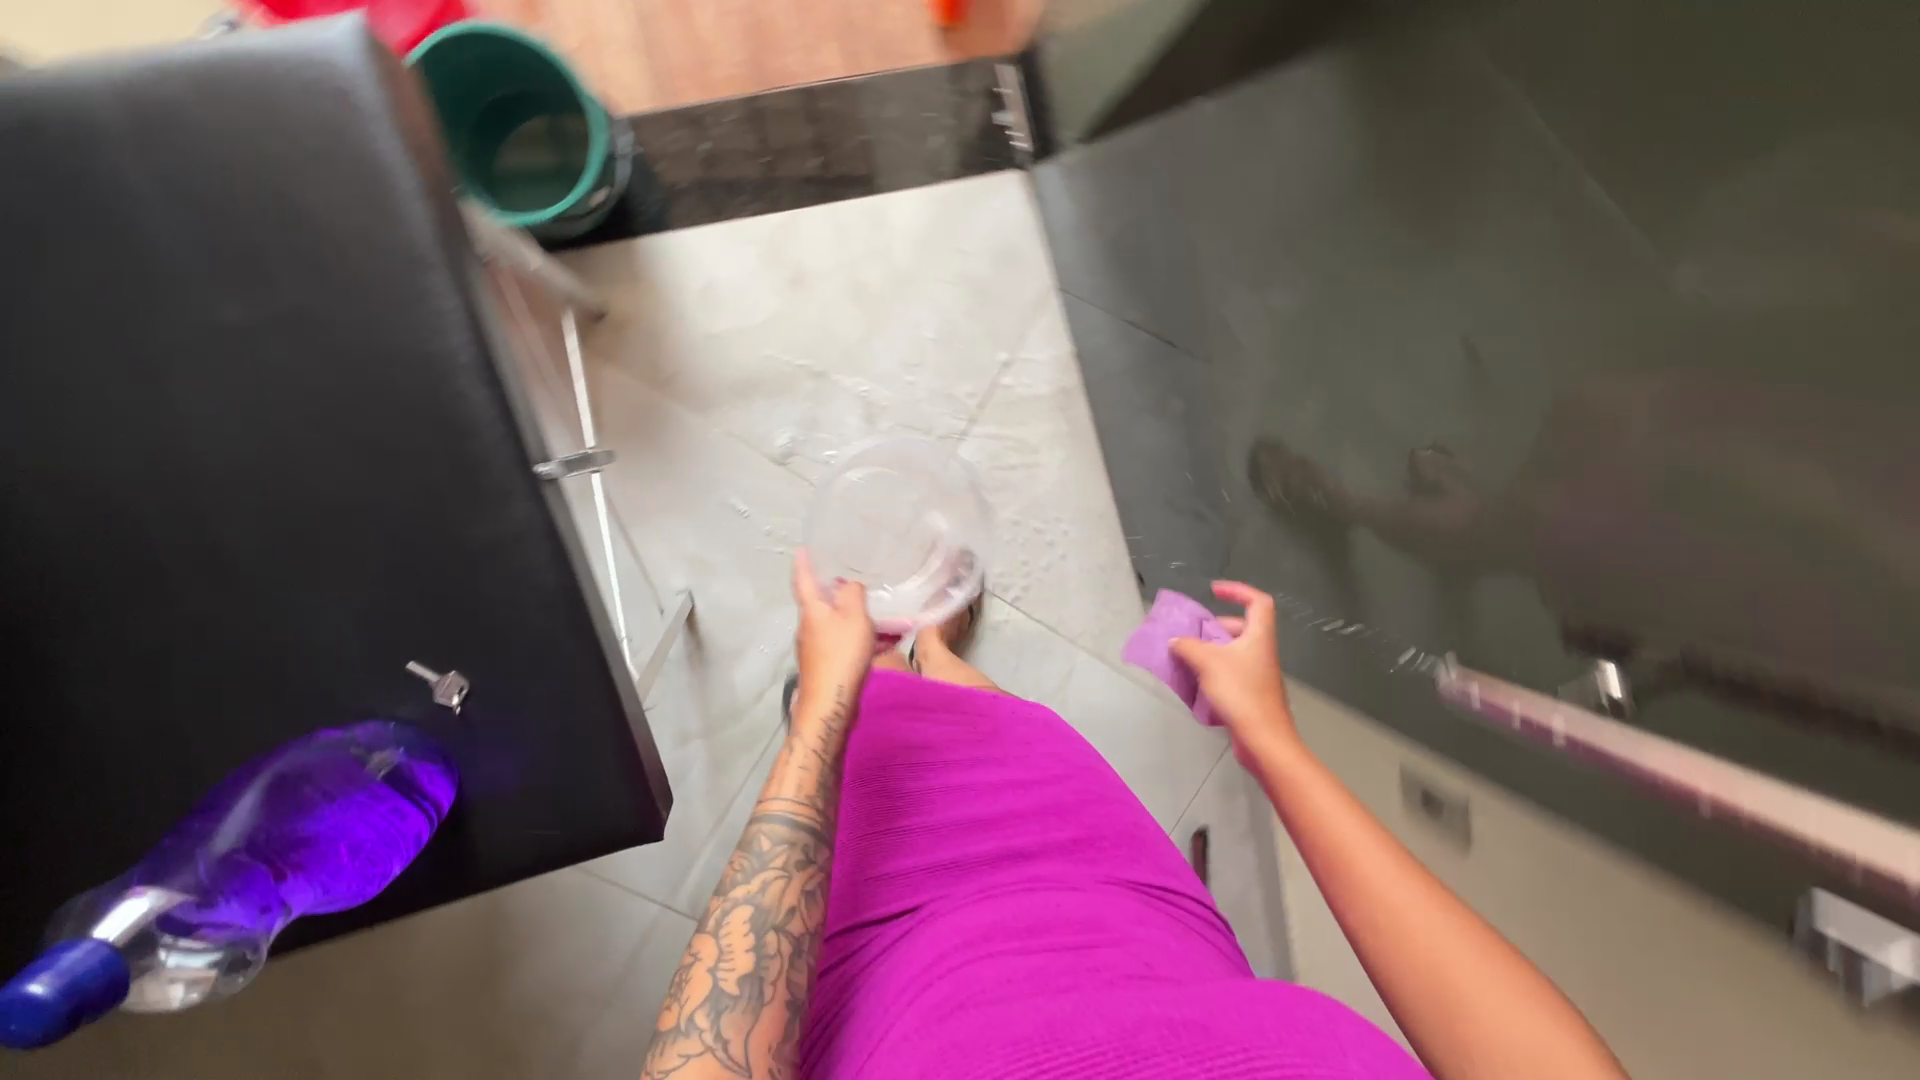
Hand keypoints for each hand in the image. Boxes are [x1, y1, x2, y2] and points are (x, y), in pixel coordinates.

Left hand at [791, 550, 876, 714]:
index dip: (804, 562)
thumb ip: (852, 594)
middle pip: (826, 604)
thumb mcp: (854, 616)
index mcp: (812, 609)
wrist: (831, 704)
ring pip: (841, 626)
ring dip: (863, 623)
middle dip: (845, 596)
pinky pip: (848, 645)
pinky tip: (886, 647)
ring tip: (893, 624)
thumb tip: (847, 585)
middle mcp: (810, 626)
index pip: (804, 578)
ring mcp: (816, 648)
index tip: (802, 548)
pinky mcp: (827, 666)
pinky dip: (865, 641)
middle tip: (862, 586)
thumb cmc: (841, 654)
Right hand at [1170, 581, 1298, 765]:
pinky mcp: (1251, 694)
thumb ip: (1188, 646)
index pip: (1258, 601)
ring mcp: (1258, 674)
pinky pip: (1230, 673)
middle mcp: (1261, 652)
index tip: (1213, 591)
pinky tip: (1195, 684)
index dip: (1237, 591)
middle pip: (1241, 628)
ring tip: (1186, 658)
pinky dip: (1212, 672)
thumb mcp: (1208, 663)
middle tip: (1192, 634)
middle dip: (1214, 627)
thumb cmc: (1240, 693)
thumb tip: (1176, 641)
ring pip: (1233, 652)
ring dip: (1210, 651)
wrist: (1263, 739)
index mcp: (1259, 637)